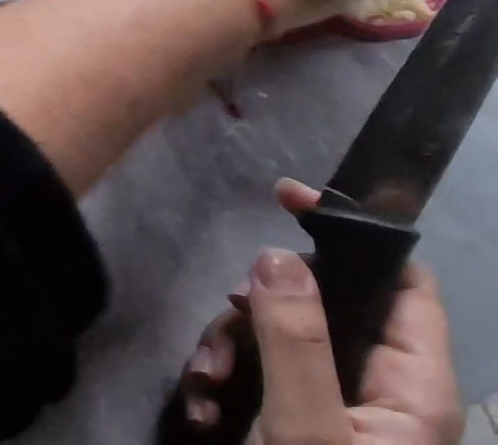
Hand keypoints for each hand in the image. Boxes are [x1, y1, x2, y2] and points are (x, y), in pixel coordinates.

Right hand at [179, 180, 462, 443]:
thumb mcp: (305, 429)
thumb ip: (296, 341)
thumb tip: (281, 254)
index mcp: (414, 388)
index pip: (405, 285)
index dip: (353, 234)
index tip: (287, 196)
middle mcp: (385, 391)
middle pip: (317, 308)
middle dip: (250, 314)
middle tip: (217, 347)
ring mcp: (342, 408)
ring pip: (277, 339)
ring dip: (225, 354)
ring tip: (202, 395)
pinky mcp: (303, 422)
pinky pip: (259, 375)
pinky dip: (222, 383)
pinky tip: (203, 413)